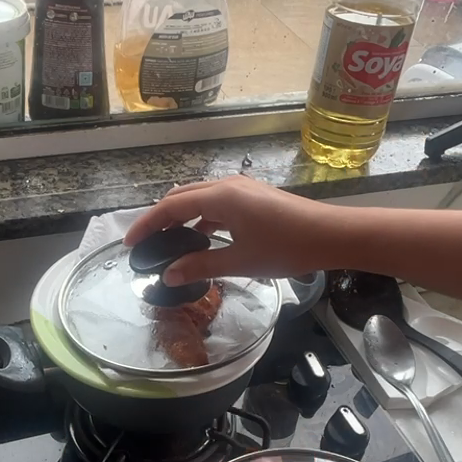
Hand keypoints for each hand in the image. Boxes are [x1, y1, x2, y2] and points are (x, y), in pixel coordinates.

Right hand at [123, 175, 345, 284]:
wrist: (330, 236)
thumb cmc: (285, 248)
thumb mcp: (239, 261)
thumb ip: (200, 266)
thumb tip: (169, 275)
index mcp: (219, 197)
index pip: (170, 207)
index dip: (147, 225)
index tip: (130, 243)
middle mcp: (226, 186)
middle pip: (181, 197)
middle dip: (160, 219)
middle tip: (145, 244)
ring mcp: (241, 190)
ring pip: (199, 199)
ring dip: (181, 218)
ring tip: (169, 244)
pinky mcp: (253, 198)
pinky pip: (216, 204)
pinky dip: (201, 219)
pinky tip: (202, 240)